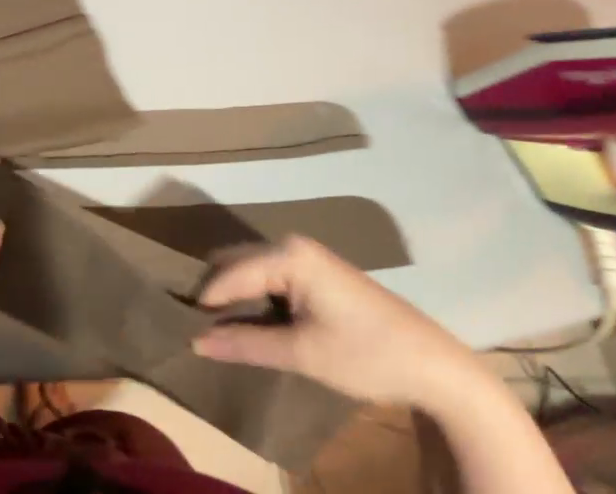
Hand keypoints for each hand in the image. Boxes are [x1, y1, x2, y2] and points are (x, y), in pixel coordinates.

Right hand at [191, 237, 489, 410]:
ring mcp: (308, 258)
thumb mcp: (302, 354)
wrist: (438, 369)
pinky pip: (270, 280)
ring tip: (213, 331)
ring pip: (251, 274)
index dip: (203, 304)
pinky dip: (254, 301)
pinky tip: (247, 326)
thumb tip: (194, 342)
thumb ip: (244, 344)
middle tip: (191, 329)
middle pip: (235, 266)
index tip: (178, 329)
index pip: (227, 275)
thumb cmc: (368, 355)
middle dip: (215, 297)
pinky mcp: (318, 276)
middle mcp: (293, 245)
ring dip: (234, 301)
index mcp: (288, 254)